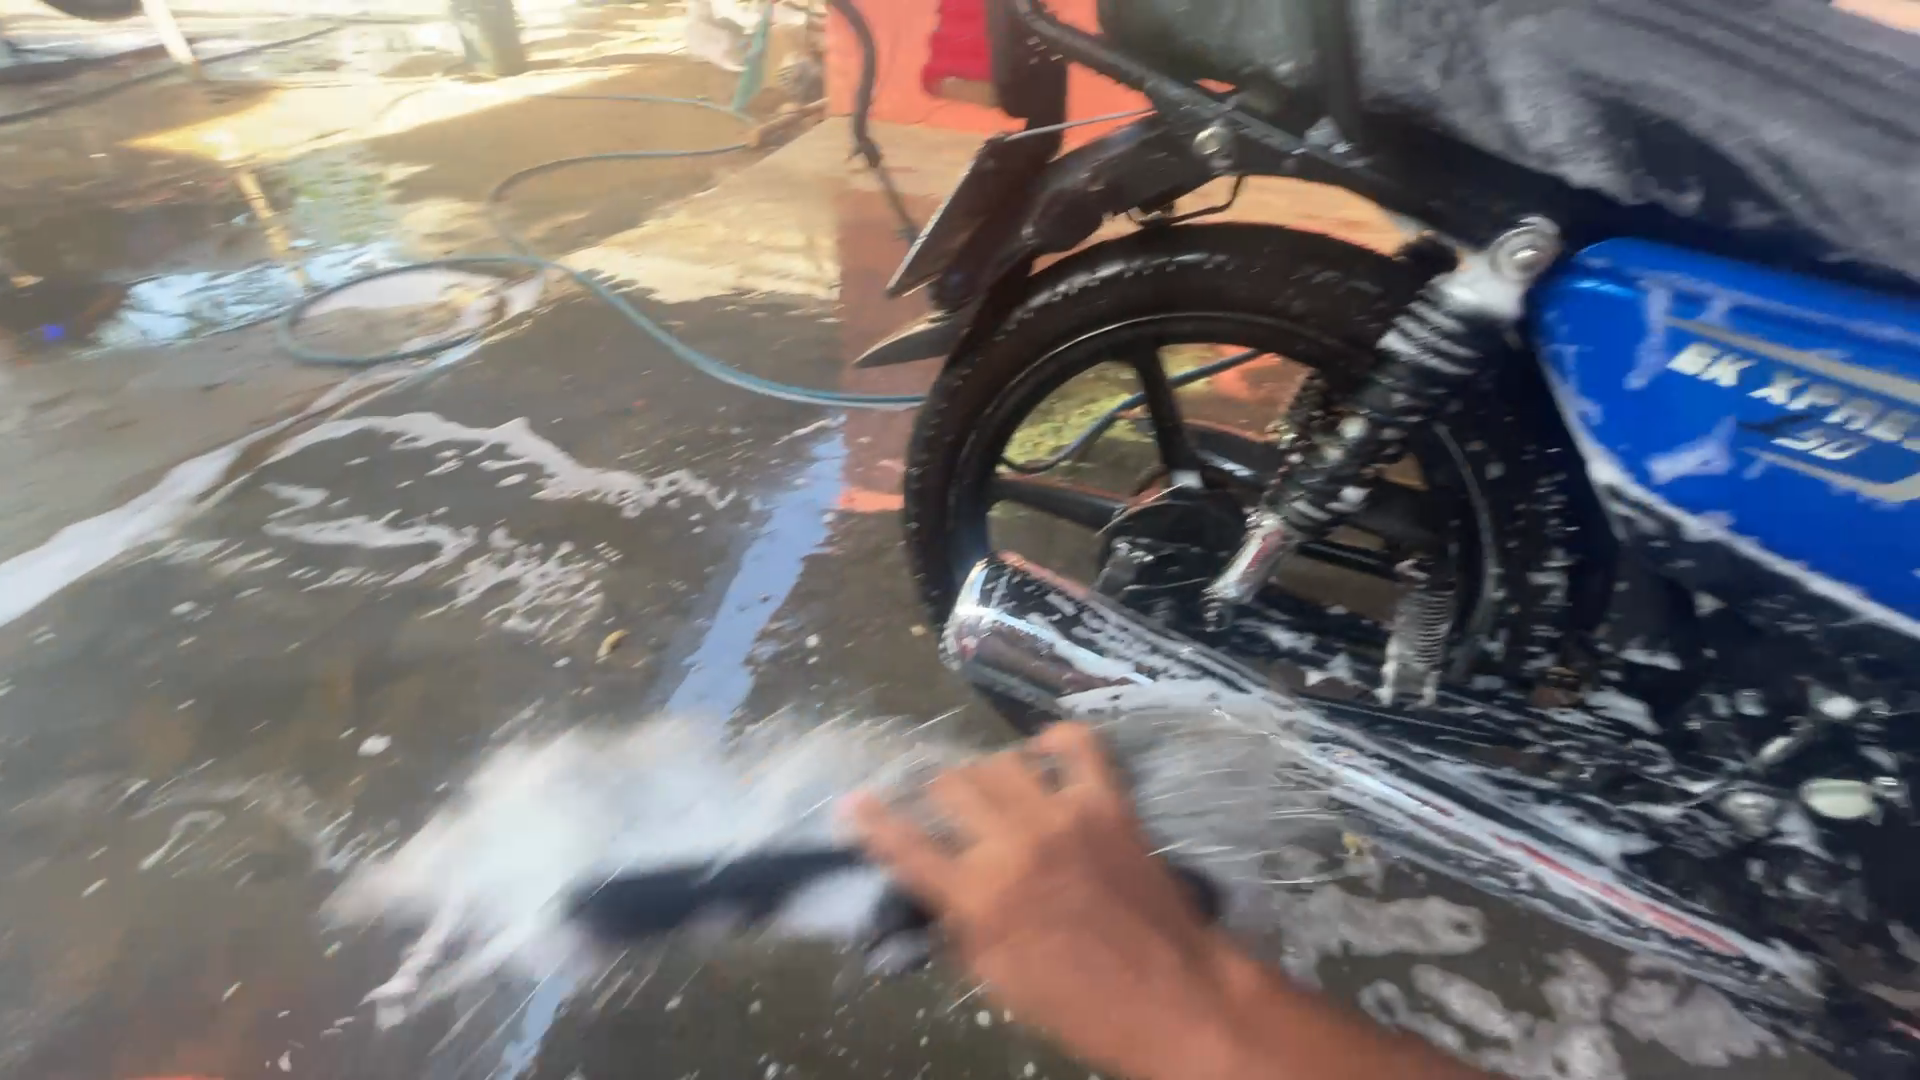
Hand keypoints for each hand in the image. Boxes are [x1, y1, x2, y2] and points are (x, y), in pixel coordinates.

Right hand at [843, 722, 1235, 1078]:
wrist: (1174, 996)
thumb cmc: (1080, 1003)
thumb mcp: (1000, 981)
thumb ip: (958, 925)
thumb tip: (931, 886)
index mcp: (982, 899)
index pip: (907, 846)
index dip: (872, 821)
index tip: (852, 801)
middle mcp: (1014, 845)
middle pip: (951, 786)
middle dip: (937, 795)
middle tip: (945, 807)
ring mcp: (1064, 814)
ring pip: (1000, 760)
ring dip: (986, 774)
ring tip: (994, 791)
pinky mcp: (1107, 800)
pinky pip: (1076, 743)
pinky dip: (1053, 740)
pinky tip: (1043, 755)